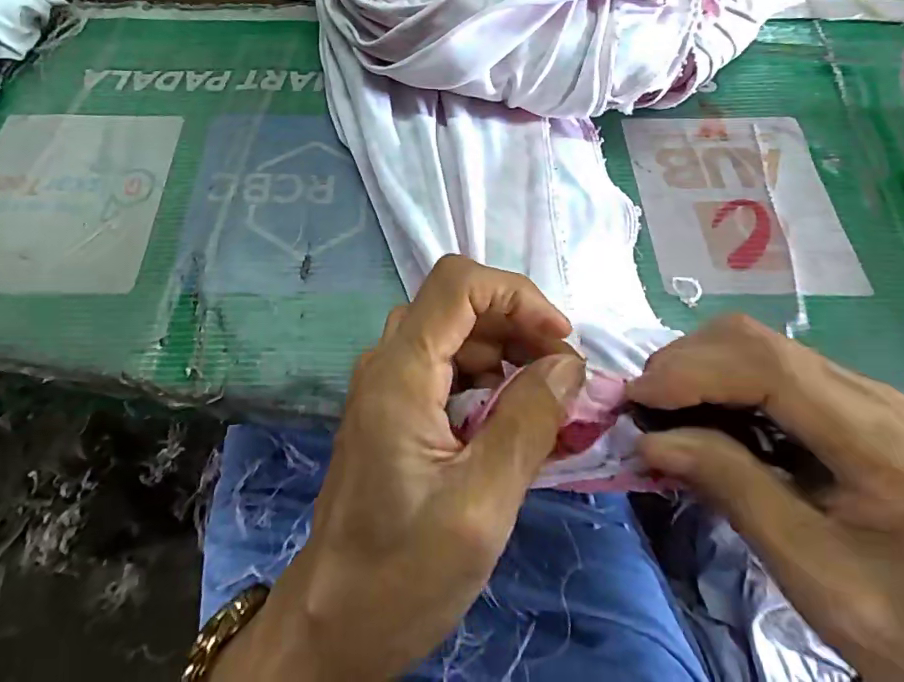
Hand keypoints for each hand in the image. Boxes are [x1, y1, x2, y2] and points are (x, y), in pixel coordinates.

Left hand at [212, 256, 585, 680]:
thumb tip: (568, 363)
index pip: (458, 285)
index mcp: (399, 373)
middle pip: (456, 304)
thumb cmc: (404, 570)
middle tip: (564, 377)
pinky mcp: (391, 410)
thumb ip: (527, 422)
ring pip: (451, 334)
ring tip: (548, 401)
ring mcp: (385, 386)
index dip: (517, 295)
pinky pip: (442, 368)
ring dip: (505, 352)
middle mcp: (386, 363)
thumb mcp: (481, 503)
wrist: (335, 619)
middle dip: (517, 325)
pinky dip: (485, 378)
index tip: (562, 341)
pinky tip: (513, 419)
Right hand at [628, 314, 903, 681]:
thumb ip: (732, 490)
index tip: (638, 397)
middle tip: (644, 407)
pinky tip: (704, 416)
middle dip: (689, 363)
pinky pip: (775, 372)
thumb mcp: (809, 570)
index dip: (694, 370)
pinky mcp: (857, 411)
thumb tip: (651, 440)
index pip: (772, 370)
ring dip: (701, 368)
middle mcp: (885, 406)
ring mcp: (873, 403)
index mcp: (890, 448)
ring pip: (763, 348)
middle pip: (763, 344)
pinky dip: (724, 382)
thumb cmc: (898, 631)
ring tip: (665, 411)